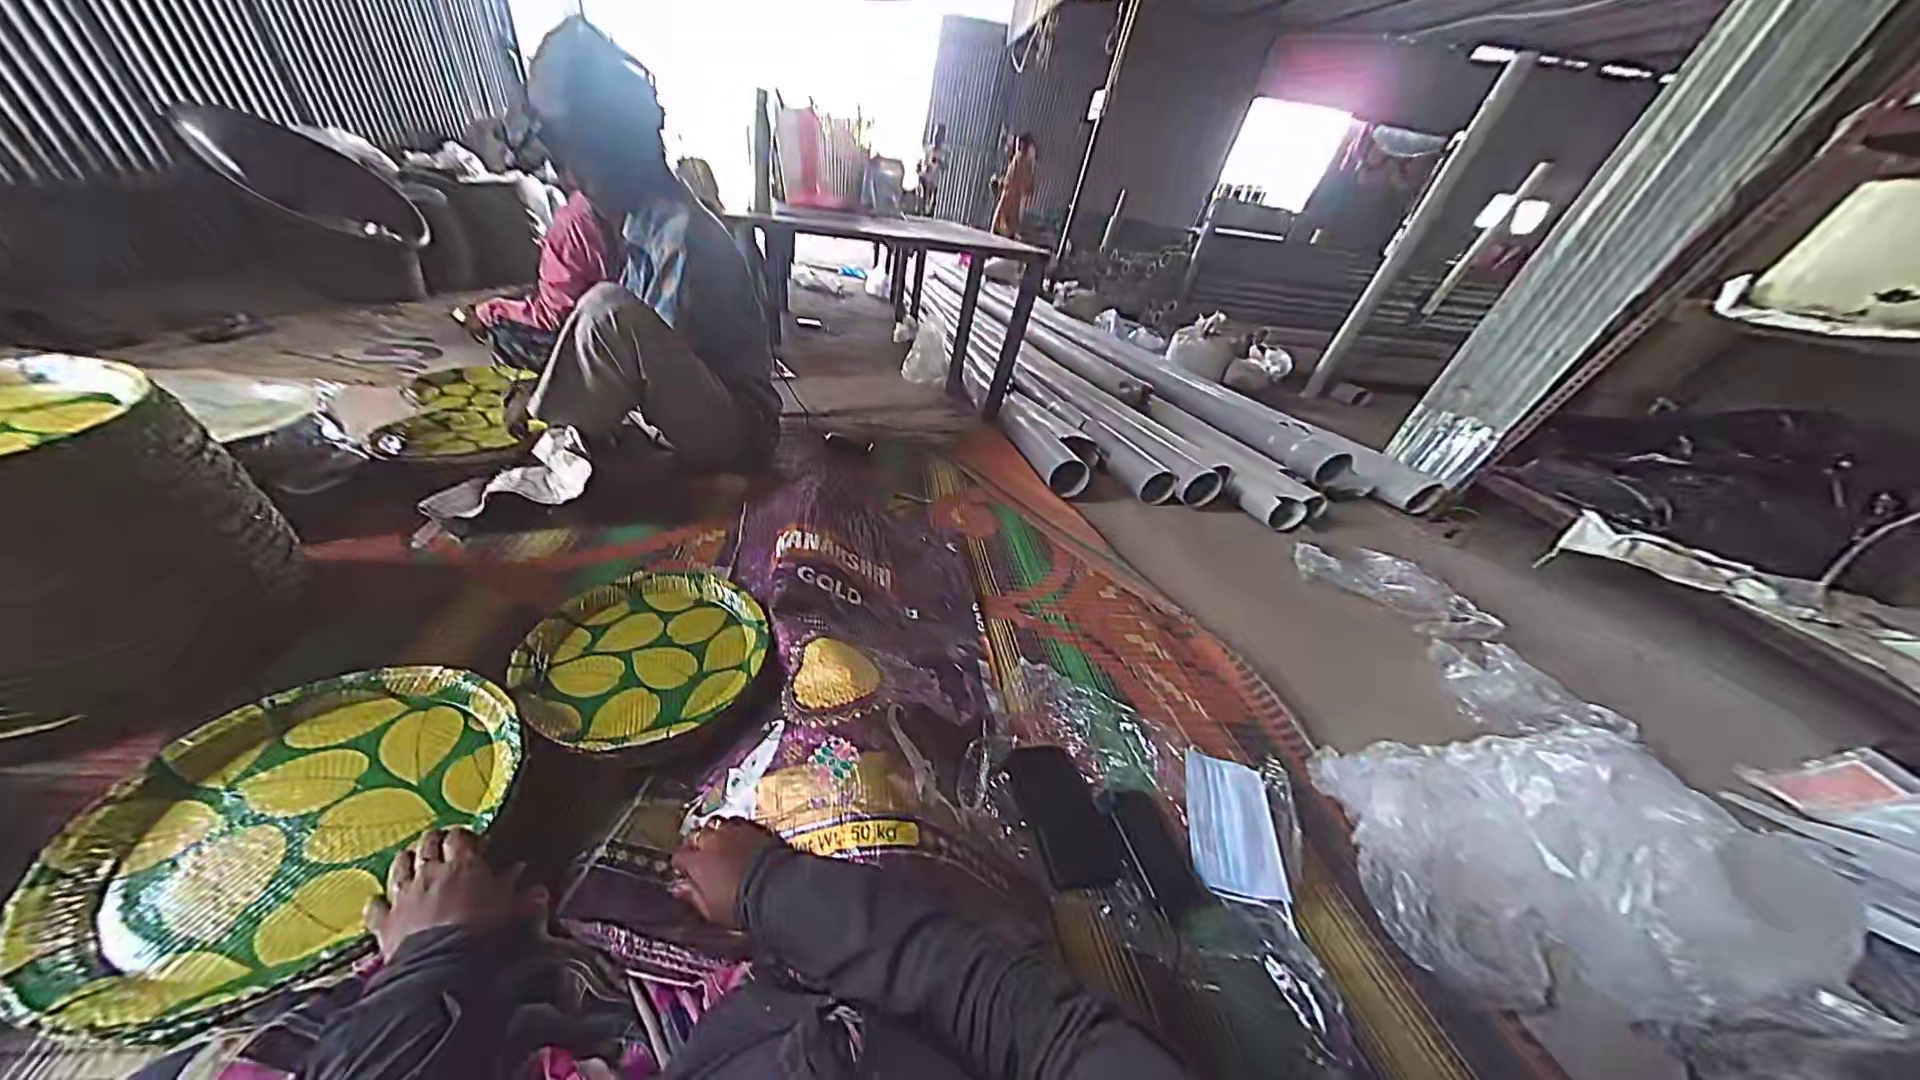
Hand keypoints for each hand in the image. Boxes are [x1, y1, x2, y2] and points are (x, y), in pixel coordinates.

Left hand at [363, 827, 546, 960]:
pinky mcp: (383, 921)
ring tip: (413, 860)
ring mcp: (403, 895)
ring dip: (405, 860)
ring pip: (398, 866)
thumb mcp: (507, 904)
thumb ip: (514, 885)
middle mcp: (430, 873)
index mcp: (462, 864)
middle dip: (433, 840)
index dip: (462, 834)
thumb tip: (521, 870)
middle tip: (442, 843)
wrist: (438, 964)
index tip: (470, 839)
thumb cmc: (479, 929)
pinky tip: (381, 900)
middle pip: (426, 844)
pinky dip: (378, 900)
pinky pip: (375, 905)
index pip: (458, 836)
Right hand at [670, 818, 781, 928]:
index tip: (685, 869)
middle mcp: (714, 840)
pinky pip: (740, 824)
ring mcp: (736, 830)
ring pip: (719, 825)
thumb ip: (693, 895)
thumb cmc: (741, 903)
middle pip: (700, 836)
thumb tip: (681, 888)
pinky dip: (738, 831)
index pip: (681, 856)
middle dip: (700, 845)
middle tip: (705, 858)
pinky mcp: (755, 827)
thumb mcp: (710, 908)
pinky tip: (742, 842)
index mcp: (698, 861)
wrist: (775, 886)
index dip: (682, 862)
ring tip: (723, 846)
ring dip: (719, 834)